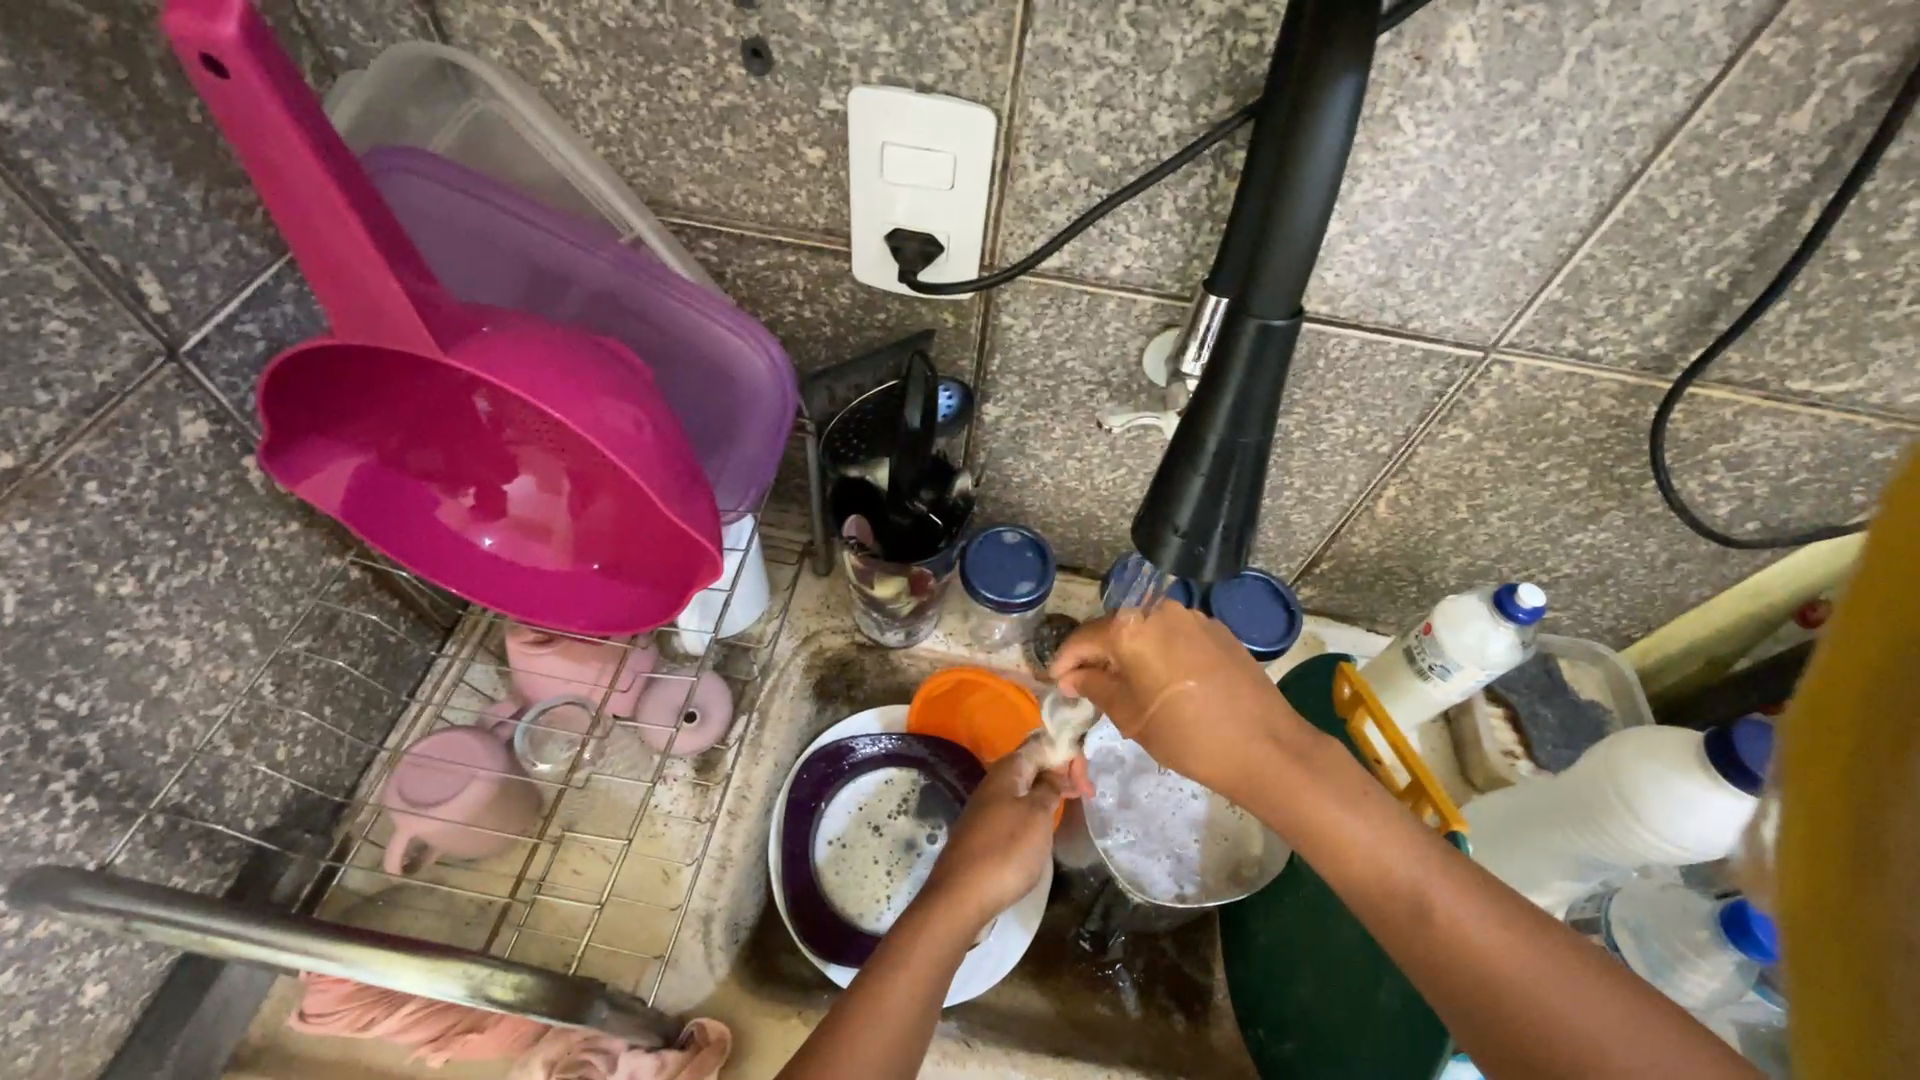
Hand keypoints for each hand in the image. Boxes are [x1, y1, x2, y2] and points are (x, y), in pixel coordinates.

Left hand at [914, 738, 1085, 932]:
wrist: (962, 896)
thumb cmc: (1006, 850)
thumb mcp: (1037, 815)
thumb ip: (1049, 787)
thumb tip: (1056, 772)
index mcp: (1007, 770)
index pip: (1040, 743)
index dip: (1067, 753)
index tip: (1088, 779)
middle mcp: (994, 782)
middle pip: (1032, 763)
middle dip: (1061, 771)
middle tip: (1087, 794)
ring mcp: (988, 807)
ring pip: (1025, 787)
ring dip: (1049, 790)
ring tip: (1073, 803)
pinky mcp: (986, 830)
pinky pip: (1017, 808)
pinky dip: (1036, 810)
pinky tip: (1046, 824)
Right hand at [1048, 603, 1321, 799]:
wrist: (1264, 746)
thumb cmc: (1186, 735)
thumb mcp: (1130, 715)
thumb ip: (1095, 687)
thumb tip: (1073, 676)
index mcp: (1132, 627)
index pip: (1083, 637)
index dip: (1065, 661)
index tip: (1058, 682)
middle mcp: (1161, 610)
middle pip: (1116, 629)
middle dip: (1098, 656)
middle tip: (1088, 687)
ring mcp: (1194, 618)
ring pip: (1148, 631)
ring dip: (1131, 654)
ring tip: (1126, 687)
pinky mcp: (1219, 631)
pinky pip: (1175, 636)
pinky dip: (1160, 653)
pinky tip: (1164, 683)